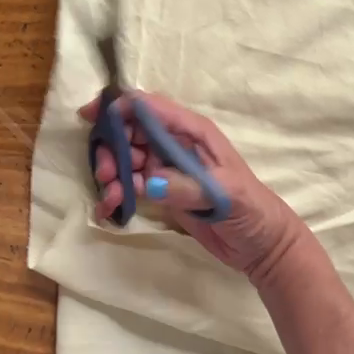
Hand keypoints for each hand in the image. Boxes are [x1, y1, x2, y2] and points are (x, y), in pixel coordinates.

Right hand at [81, 90, 308, 285]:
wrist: (262, 247)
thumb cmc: (252, 210)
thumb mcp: (224, 194)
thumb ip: (185, 186)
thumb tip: (147, 182)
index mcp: (191, 131)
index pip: (148, 106)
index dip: (118, 106)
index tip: (92, 117)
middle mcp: (175, 143)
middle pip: (130, 130)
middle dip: (111, 146)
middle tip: (106, 172)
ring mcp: (166, 166)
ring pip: (126, 157)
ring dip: (112, 172)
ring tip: (112, 196)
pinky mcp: (161, 189)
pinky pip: (131, 183)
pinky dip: (117, 192)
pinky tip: (111, 207)